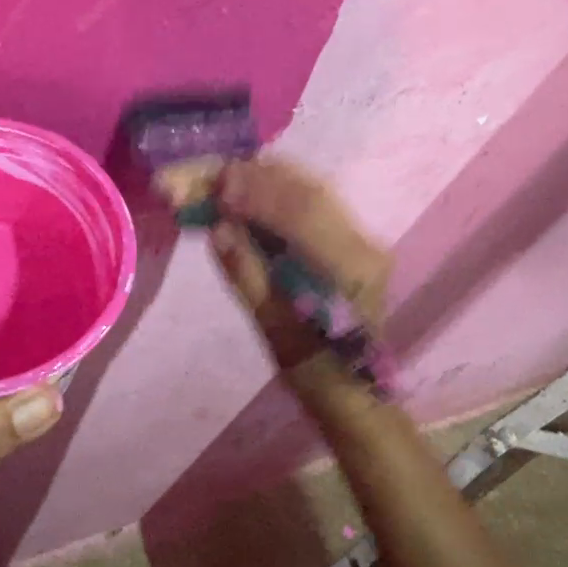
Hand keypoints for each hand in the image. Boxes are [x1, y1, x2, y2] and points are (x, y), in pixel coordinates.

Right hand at [208, 158, 392, 368]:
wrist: (354, 390)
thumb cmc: (315, 370)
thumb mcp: (274, 329)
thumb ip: (247, 275)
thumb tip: (217, 230)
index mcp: (351, 267)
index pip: (302, 212)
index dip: (258, 192)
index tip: (216, 185)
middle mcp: (362, 242)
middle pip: (306, 188)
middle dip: (253, 175)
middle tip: (205, 176)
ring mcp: (359, 237)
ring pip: (308, 189)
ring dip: (260, 179)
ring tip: (216, 180)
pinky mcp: (348, 238)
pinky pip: (308, 203)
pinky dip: (271, 193)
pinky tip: (241, 194)